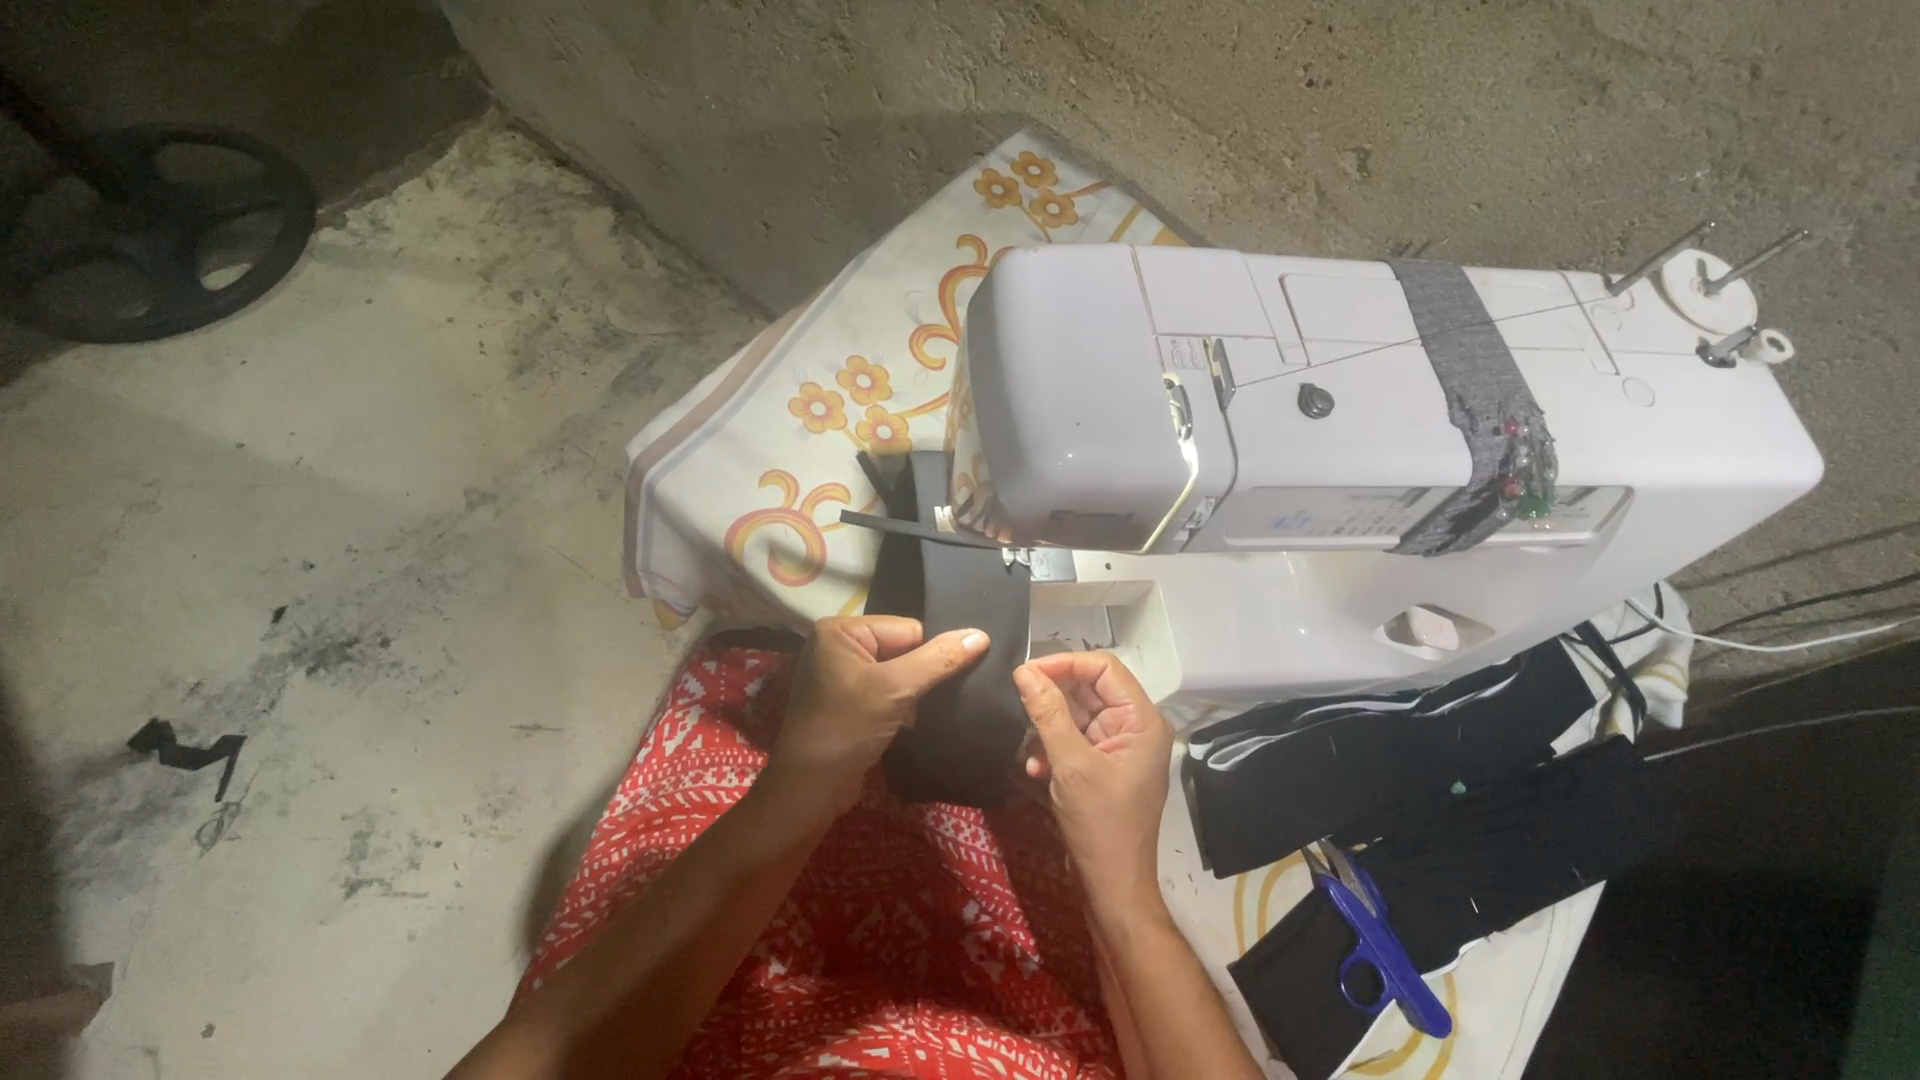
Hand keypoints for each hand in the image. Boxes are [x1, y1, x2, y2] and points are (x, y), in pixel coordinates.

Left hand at [769, 615, 988, 817]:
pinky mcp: (852, 703)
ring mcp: (844, 676)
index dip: (932, 652)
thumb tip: (982, 635)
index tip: (958, 674)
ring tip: (941, 707)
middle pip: (905, 648)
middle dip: (926, 673)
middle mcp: (840, 646)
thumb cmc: (846, 729)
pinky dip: (907, 705)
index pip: (908, 628)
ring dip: (919, 691)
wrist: (810, 790)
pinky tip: (922, 719)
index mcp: (841, 629)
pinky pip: (890, 691)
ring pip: (900, 672)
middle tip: (954, 693)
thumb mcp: (895, 689)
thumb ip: (939, 660)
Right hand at [1015, 652, 1173, 911]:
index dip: (1064, 663)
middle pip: (1089, 689)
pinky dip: (1053, 747)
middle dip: (1052, 696)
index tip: (1025, 672)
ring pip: (1077, 714)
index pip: (1103, 668)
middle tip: (1016, 700)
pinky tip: (1034, 767)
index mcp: (1142, 720)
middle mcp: (1135, 726)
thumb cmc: (1100, 824)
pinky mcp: (1104, 765)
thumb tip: (1023, 671)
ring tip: (1026, 744)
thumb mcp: (1070, 765)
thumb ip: (1047, 714)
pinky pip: (1075, 739)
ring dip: (1049, 726)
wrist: (1113, 886)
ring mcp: (1120, 747)